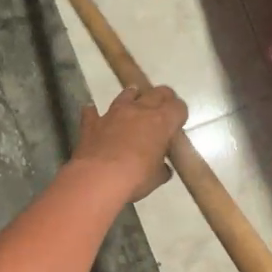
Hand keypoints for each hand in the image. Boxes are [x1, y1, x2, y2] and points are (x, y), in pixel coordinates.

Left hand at [72, 85, 187, 201]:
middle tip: (162, 109)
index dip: (179, 113)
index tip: (178, 122)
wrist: (97, 179)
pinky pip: (93, 112)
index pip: (178, 107)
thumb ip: (161, 168)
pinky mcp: (92, 122)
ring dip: (133, 97)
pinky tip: (95, 116)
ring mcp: (113, 113)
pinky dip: (95, 114)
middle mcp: (139, 110)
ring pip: (127, 94)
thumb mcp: (156, 178)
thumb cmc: (135, 178)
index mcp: (161, 122)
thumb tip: (163, 169)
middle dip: (162, 99)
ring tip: (134, 103)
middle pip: (157, 93)